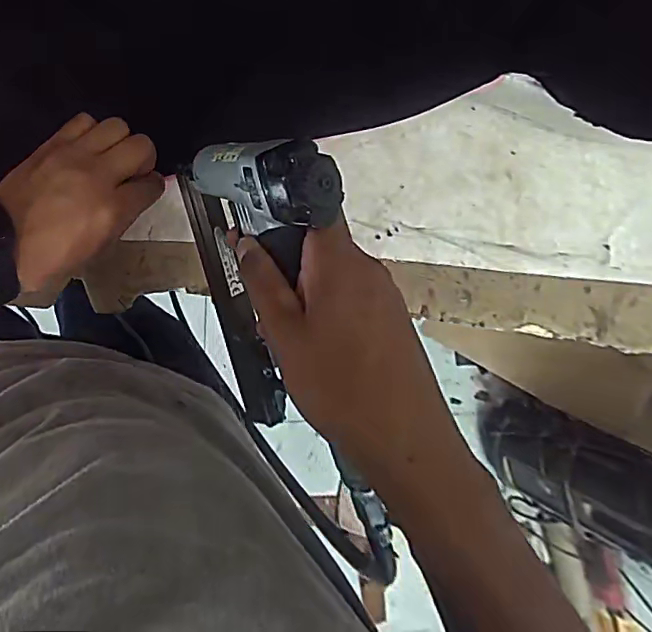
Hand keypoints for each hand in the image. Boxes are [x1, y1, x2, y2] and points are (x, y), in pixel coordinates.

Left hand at [0, 113, 164, 295]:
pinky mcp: (52, 145)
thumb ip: (120, 219)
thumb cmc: (48, 259)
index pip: (151, 185)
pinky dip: (91, 131)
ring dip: (119, 141)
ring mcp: (73, 156)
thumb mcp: (94, 250)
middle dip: (144, 159)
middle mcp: (97, 176)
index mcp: (110, 210)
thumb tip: (133, 198)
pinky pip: (83, 121)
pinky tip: (85, 147)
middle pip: (142, 146)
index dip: (152, 188)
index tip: (144, 190)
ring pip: (117, 126)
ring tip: (108, 156)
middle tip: (131, 171)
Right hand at [232, 219, 470, 489]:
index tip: (256, 238)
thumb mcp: (284, 334)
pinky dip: (330, 311)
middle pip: (319, 246)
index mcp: (340, 262)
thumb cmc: (342, 388)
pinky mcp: (393, 318)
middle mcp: (368, 269)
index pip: (313, 209)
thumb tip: (247, 244)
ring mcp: (385, 294)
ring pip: (334, 275)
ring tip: (294, 338)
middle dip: (289, 268)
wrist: (405, 441)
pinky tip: (321, 350)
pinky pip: (352, 297)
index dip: (281, 215)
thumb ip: (262, 282)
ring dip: (308, 294)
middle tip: (269, 308)